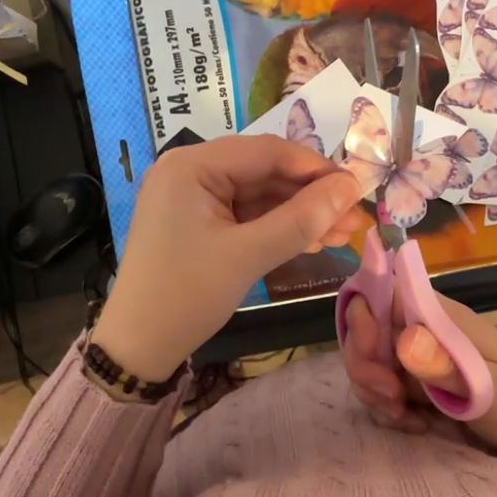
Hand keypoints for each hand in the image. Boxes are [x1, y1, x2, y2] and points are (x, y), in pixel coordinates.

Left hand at [91, 135, 367, 380]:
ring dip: (300, 214)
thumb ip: (301, 219)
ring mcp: (192, 198)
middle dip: (312, 196)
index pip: (267, 151)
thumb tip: (352, 187)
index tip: (358, 189)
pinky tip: (314, 241)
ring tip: (346, 234)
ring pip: (259, 196)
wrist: (138, 345)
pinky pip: (245, 216)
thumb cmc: (186, 295)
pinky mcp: (197, 224)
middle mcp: (189, 171)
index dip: (315, 169)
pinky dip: (277, 228)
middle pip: (264, 172)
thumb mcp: (248, 255)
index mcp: (191, 165)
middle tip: (357, 218)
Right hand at [341, 294, 496, 473]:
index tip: (376, 361)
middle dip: (365, 366)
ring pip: (370, 363)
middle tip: (392, 400)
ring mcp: (421, 360)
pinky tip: (413, 426)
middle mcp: (425, 330)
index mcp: (442, 317)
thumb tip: (403, 340)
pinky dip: (387, 410)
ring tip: (404, 417)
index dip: (363, 319)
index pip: (381, 292)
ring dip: (374, 393)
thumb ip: (447, 368)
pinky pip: (383, 391)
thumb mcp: (494, 393)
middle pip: (366, 330)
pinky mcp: (421, 387)